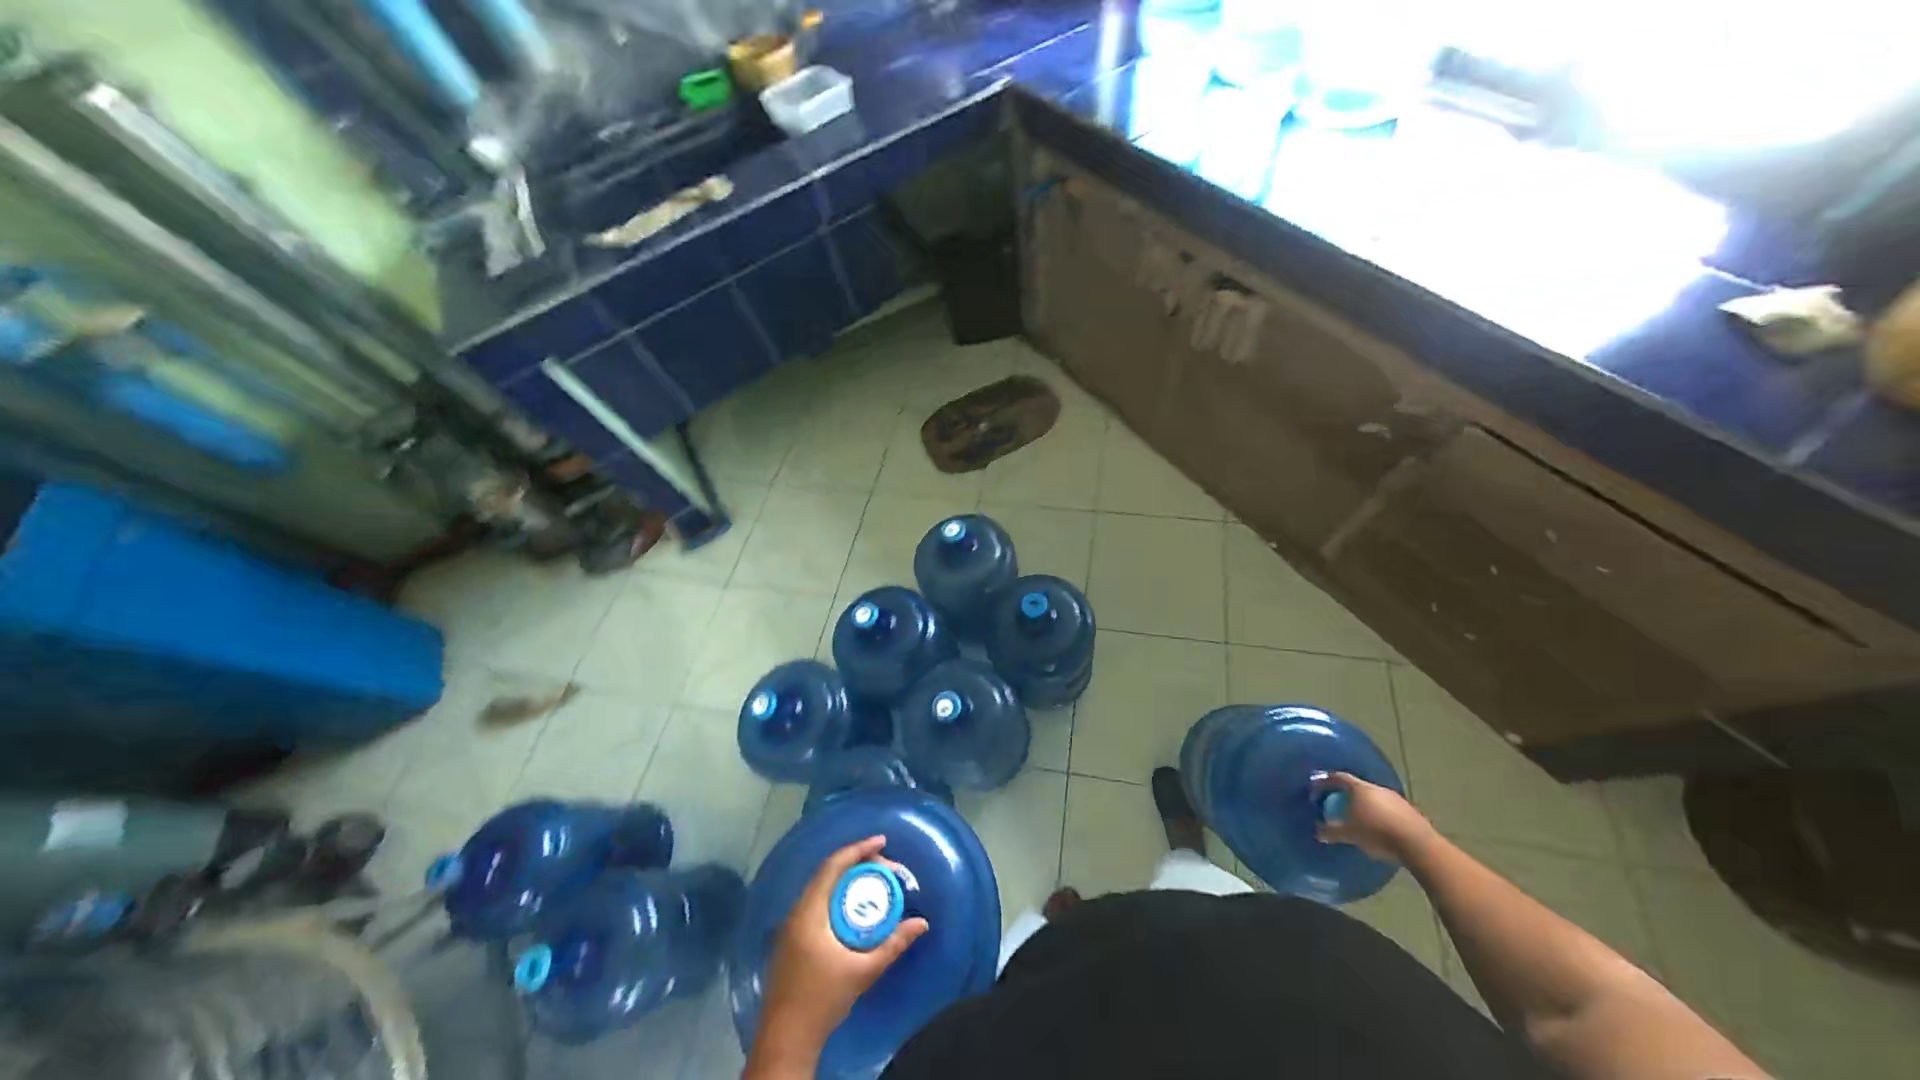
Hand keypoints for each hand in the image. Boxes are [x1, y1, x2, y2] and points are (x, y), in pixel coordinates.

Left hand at [757, 836, 929, 1062]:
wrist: (786, 1038)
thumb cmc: (823, 1000)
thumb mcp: (863, 971)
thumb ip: (893, 944)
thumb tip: (921, 923)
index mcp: (809, 913)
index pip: (832, 867)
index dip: (858, 849)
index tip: (882, 842)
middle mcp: (796, 913)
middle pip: (827, 874)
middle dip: (856, 864)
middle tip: (885, 866)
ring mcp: (790, 927)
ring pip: (820, 889)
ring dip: (846, 880)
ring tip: (874, 882)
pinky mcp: (791, 940)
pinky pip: (817, 903)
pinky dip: (837, 896)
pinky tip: (854, 908)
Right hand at [1314, 772, 1435, 862]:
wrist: (1418, 846)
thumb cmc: (1376, 833)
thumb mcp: (1348, 834)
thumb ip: (1330, 831)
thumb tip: (1318, 831)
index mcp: (1360, 788)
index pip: (1338, 778)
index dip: (1324, 782)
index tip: (1315, 791)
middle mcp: (1377, 788)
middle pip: (1356, 787)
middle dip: (1345, 796)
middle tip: (1336, 806)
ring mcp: (1396, 799)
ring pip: (1374, 799)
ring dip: (1364, 807)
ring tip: (1358, 820)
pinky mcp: (1410, 812)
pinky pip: (1388, 809)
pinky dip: (1379, 815)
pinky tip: (1378, 829)